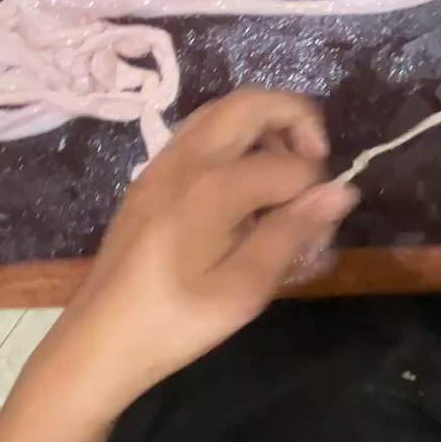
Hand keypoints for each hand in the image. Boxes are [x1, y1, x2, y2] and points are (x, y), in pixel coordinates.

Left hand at [44, 89, 359, 413]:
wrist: (99, 339)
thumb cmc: (175, 323)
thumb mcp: (243, 290)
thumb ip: (292, 232)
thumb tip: (341, 190)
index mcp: (211, 187)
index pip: (289, 164)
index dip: (317, 189)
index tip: (321, 226)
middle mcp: (185, 158)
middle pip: (252, 102)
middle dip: (297, 120)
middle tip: (316, 162)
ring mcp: (162, 161)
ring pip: (223, 110)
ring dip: (264, 125)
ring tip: (284, 172)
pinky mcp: (150, 175)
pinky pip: (201, 132)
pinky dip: (235, 138)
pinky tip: (244, 186)